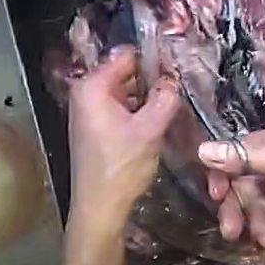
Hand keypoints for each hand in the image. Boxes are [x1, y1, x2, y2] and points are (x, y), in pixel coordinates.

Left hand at [67, 47, 181, 239]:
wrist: (99, 207)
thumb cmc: (121, 167)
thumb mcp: (150, 129)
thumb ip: (165, 98)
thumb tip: (174, 79)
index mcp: (92, 87)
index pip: (127, 57)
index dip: (153, 62)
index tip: (177, 70)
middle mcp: (85, 94)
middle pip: (125, 75)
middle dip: (151, 82)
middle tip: (179, 91)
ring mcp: (88, 113)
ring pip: (125, 94)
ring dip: (147, 100)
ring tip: (173, 107)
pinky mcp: (95, 130)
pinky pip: (120, 110)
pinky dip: (137, 114)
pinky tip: (157, 124)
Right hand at [197, 123, 264, 260]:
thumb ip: (247, 158)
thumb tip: (203, 149)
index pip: (238, 151)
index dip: (223, 173)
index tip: (216, 195)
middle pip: (241, 180)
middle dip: (238, 207)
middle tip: (230, 230)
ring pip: (250, 202)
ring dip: (254, 222)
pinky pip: (262, 217)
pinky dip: (264, 229)